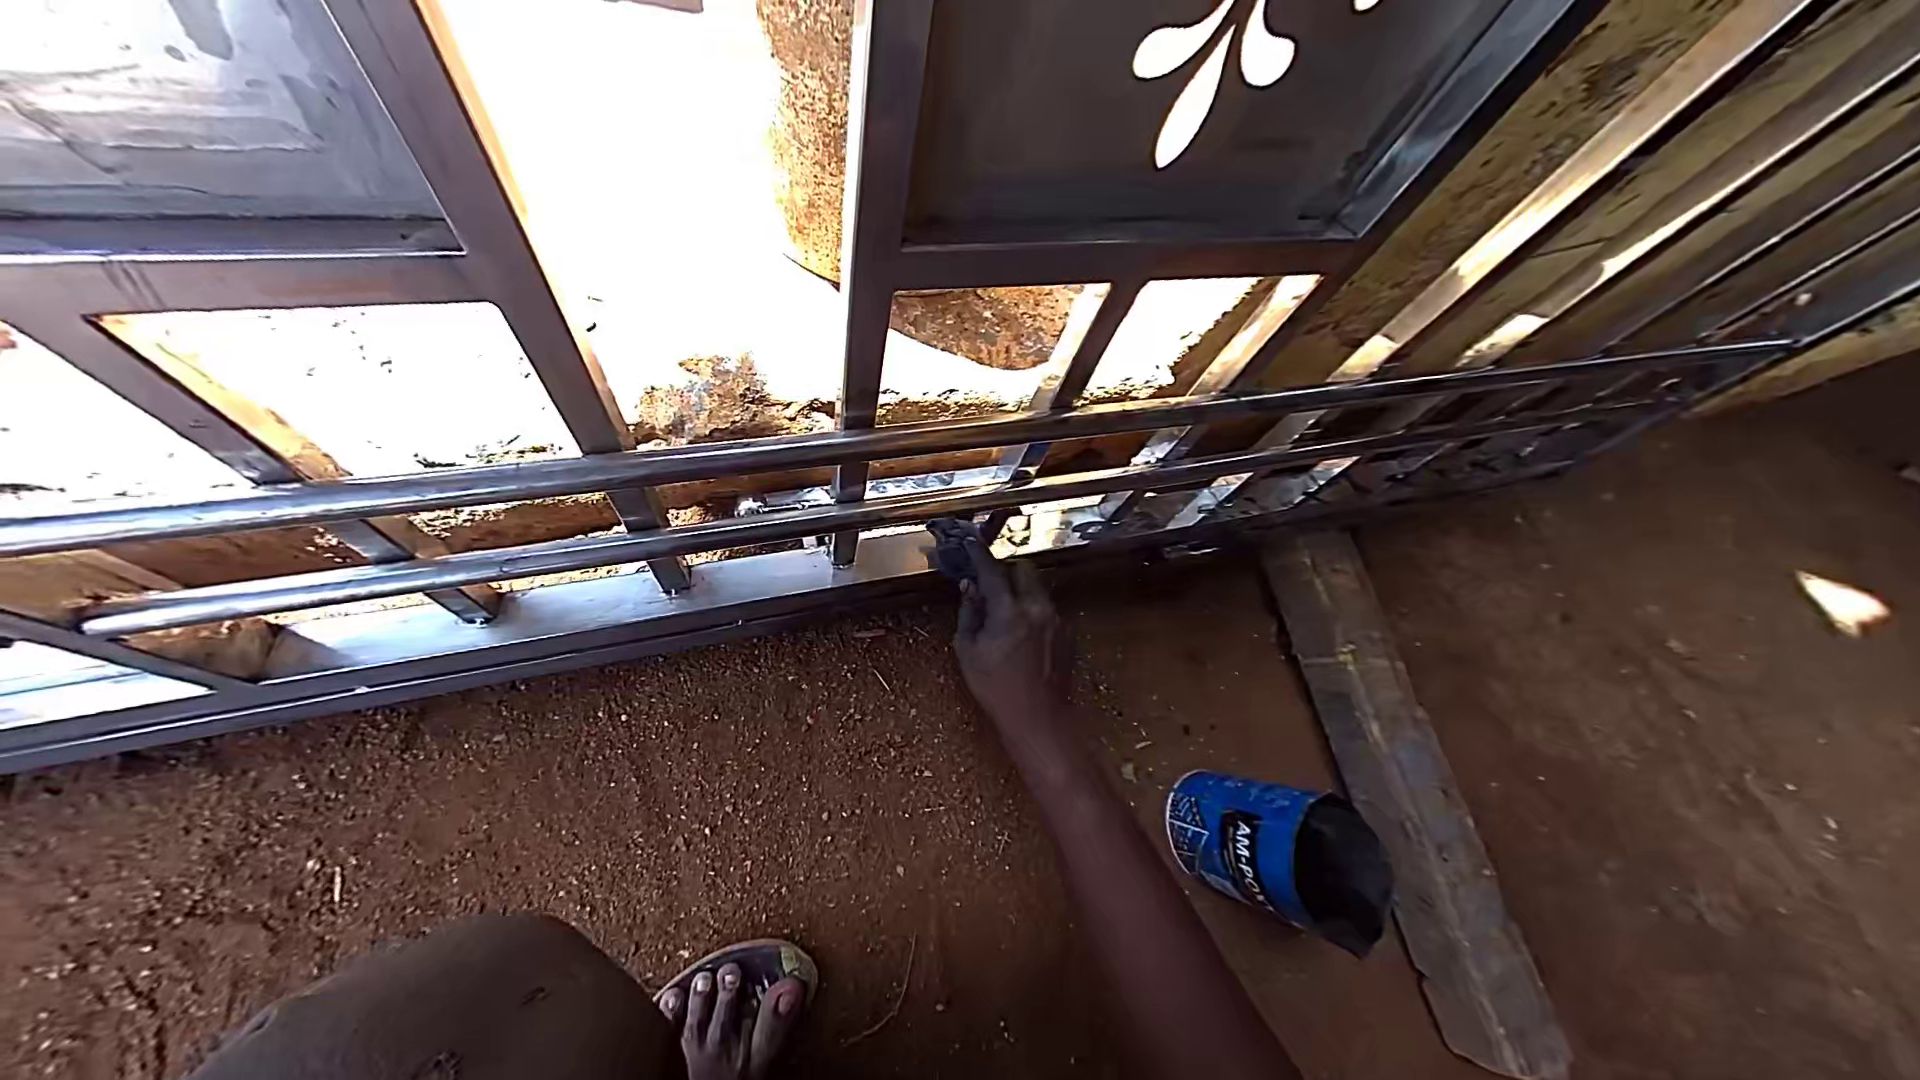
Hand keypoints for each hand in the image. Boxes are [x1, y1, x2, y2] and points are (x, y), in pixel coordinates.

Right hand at [952, 537, 1068, 728]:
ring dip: (1019, 589)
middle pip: (1023, 569)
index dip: (979, 553)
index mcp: (1010, 611)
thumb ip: (969, 612)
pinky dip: (1031, 608)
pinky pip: (1045, 607)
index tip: (969, 542)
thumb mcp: (968, 650)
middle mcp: (1038, 608)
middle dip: (1005, 570)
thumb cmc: (996, 688)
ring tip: (1003, 611)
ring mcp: (1056, 618)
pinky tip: (1020, 631)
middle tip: (988, 582)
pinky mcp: (1066, 630)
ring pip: (1036, 587)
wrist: (1038, 718)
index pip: (992, 570)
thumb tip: (970, 587)